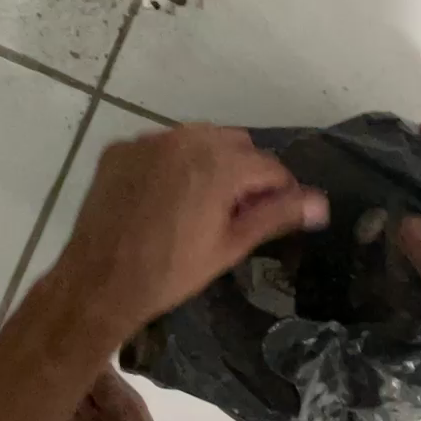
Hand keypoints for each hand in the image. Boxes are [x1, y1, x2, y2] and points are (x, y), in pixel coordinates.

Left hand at [44, 125, 328, 336]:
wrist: (99, 281)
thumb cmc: (171, 271)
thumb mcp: (230, 246)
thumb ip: (276, 215)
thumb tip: (321, 203)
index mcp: (219, 163)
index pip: (269, 166)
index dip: (280, 191)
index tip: (276, 213)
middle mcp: (185, 139)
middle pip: (235, 144)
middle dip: (245, 172)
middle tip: (236, 211)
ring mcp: (148, 141)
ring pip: (197, 139)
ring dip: (209, 162)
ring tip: (201, 204)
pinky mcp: (120, 149)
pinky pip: (160, 146)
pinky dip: (170, 163)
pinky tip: (163, 197)